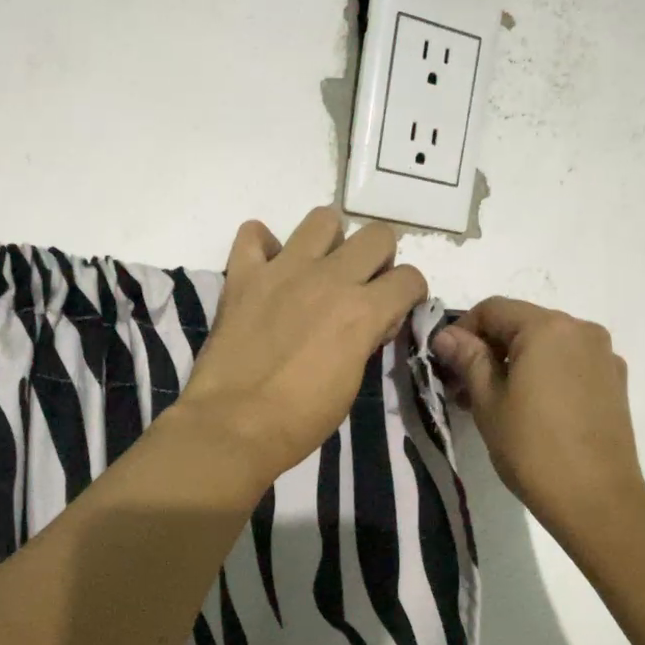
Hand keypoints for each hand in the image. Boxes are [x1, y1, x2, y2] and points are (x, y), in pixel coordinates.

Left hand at [172, 208, 427, 482]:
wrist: (234, 425)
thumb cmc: (300, 420)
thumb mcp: (351, 384)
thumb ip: (364, 341)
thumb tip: (369, 324)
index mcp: (363, 311)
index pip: (409, 279)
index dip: (408, 295)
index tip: (394, 311)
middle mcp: (329, 278)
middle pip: (377, 235)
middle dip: (378, 259)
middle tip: (361, 286)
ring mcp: (284, 270)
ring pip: (322, 219)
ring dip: (329, 241)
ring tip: (319, 269)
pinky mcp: (243, 275)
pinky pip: (253, 233)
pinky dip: (262, 245)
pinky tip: (267, 269)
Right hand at [430, 297, 644, 531]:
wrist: (595, 498)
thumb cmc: (531, 448)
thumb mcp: (488, 402)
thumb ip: (468, 360)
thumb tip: (447, 336)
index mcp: (547, 327)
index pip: (493, 309)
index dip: (462, 331)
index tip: (445, 363)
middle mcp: (581, 330)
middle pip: (523, 324)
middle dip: (489, 349)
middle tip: (464, 388)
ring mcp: (604, 356)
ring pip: (548, 346)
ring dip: (516, 364)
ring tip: (495, 403)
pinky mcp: (615, 383)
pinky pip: (570, 365)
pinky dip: (545, 376)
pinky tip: (531, 411)